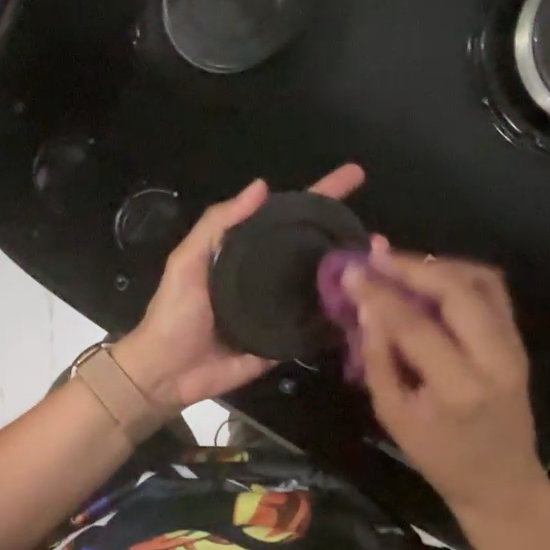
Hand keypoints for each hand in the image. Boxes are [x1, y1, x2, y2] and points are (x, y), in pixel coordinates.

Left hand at [112, 164, 365, 408]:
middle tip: (380, 231)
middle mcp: (267, 277)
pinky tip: (371, 304)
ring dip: (352, 274)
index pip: (286, 217)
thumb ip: (217, 225)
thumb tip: (260, 186)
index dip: (317, 196)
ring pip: (322, 286)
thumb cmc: (173, 314)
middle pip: (312, 248)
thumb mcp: (187, 262)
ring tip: (383, 260)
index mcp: (245, 254)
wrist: (166, 373)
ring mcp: (280, 310)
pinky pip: (317, 326)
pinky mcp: (285, 342)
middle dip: (345, 235)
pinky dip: (340, 315)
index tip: (352, 176)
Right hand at [344, 250, 549, 520]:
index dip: (380, 294)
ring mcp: (514, 347)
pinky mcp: (519, 341)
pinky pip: (492, 292)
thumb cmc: (438, 456)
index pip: (415, 325)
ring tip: (399, 263)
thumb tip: (365, 308)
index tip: (352, 272)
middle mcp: (495, 360)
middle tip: (376, 256)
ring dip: (438, 265)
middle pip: (458, 291)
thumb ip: (378, 360)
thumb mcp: (393, 416)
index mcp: (458, 388)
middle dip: (413, 266)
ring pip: (482, 282)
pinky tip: (429, 276)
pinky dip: (459, 275)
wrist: (501, 480)